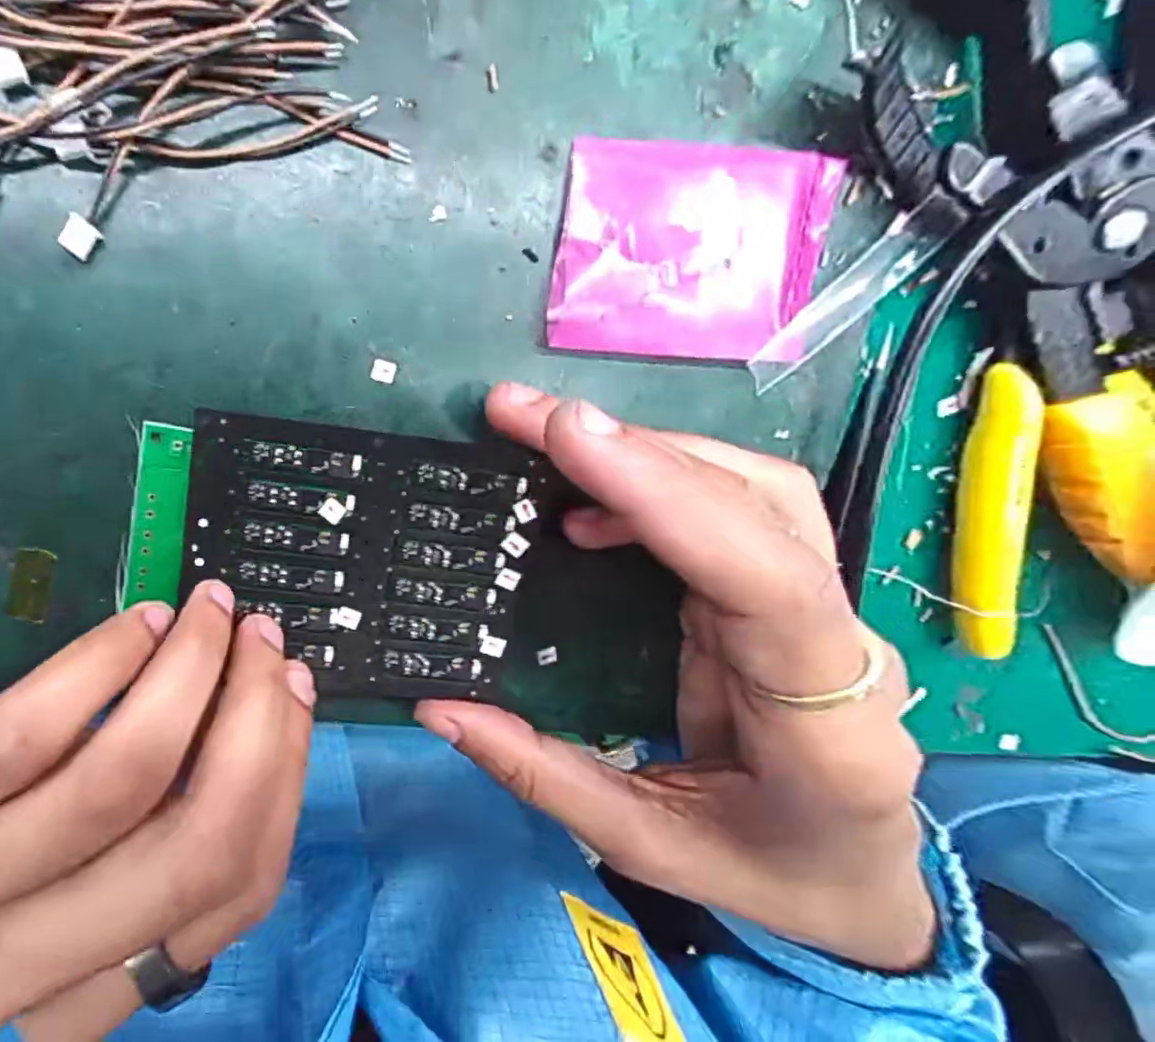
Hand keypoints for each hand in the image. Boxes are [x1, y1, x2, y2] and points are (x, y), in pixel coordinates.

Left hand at [0, 581, 314, 1038]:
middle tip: (258, 636)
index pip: (233, 896)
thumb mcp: (100, 850)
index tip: (293, 685)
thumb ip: (185, 817)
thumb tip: (278, 707)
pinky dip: (103, 663)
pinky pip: (33, 729)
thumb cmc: (2, 826)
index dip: (281, 776)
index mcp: (89, 997)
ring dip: (184, 676)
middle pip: (186, 849)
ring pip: (115, 781)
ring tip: (207, 614)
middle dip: (245, 721)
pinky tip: (140, 622)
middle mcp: (17, 973)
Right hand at [415, 383, 932, 970]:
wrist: (859, 882)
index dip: (664, 495)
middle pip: (761, 505)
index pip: (761, 580)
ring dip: (644, 450)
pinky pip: (723, 516)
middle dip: (635, 445)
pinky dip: (649, 485)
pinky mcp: (771, 596)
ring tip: (545, 437)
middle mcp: (837, 647)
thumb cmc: (764, 870)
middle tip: (521, 413)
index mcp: (825, 725)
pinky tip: (584, 505)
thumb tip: (436, 706)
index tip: (566, 435)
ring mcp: (813, 611)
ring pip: (751, 491)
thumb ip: (540, 774)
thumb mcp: (645, 844)